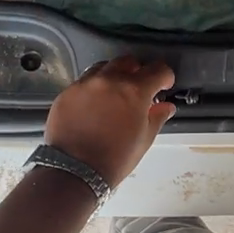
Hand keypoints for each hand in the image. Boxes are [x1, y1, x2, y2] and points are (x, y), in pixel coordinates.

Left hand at [44, 57, 176, 185]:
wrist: (76, 171)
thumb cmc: (116, 158)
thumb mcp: (144, 139)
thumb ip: (157, 117)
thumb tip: (165, 106)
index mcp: (134, 90)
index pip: (158, 70)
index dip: (165, 77)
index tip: (164, 86)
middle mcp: (110, 80)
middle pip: (128, 62)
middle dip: (138, 72)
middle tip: (139, 89)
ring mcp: (86, 83)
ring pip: (104, 67)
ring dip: (114, 76)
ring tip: (115, 94)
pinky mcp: (67, 92)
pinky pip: (85, 81)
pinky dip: (94, 88)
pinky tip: (95, 105)